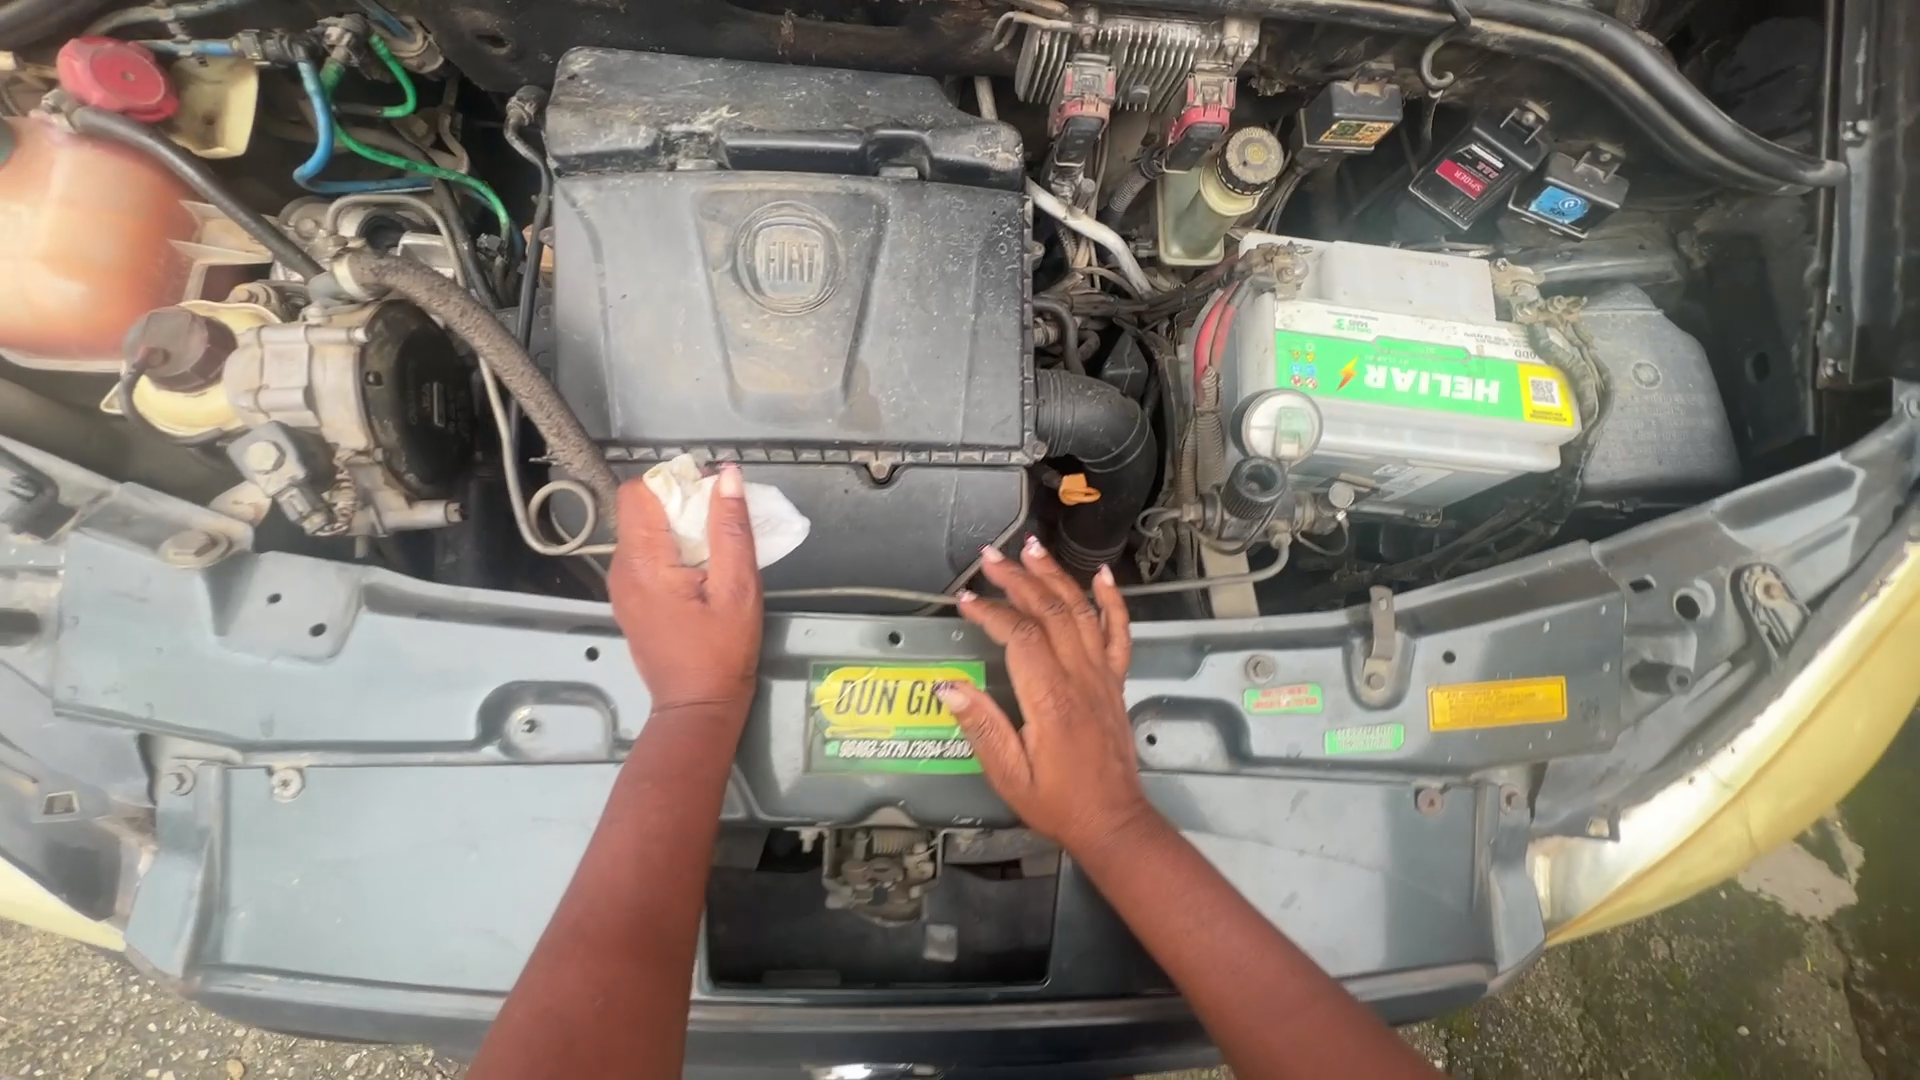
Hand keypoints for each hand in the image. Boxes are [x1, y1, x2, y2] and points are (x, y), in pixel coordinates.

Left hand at [609, 465, 762, 717]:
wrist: (698, 705)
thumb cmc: (722, 650)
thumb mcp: (738, 587)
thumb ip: (731, 529)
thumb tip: (728, 476)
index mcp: (643, 562)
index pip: (638, 492)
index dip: (674, 482)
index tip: (711, 494)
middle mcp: (621, 568)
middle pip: (641, 510)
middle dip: (682, 504)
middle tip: (723, 521)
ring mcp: (621, 586)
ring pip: (644, 532)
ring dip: (680, 527)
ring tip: (717, 546)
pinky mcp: (630, 599)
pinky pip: (647, 555)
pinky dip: (674, 549)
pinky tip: (703, 568)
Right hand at [935, 536, 1156, 854]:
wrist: (1114, 821)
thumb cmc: (1057, 802)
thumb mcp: (1008, 775)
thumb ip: (982, 727)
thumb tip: (947, 686)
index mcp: (1050, 700)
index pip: (1020, 637)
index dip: (991, 612)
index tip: (965, 600)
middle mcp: (1081, 677)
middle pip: (1050, 612)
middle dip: (1018, 579)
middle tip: (990, 557)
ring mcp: (1103, 675)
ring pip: (1081, 612)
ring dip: (1055, 577)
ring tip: (1032, 548)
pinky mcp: (1116, 681)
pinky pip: (1119, 633)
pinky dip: (1112, 601)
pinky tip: (1101, 576)